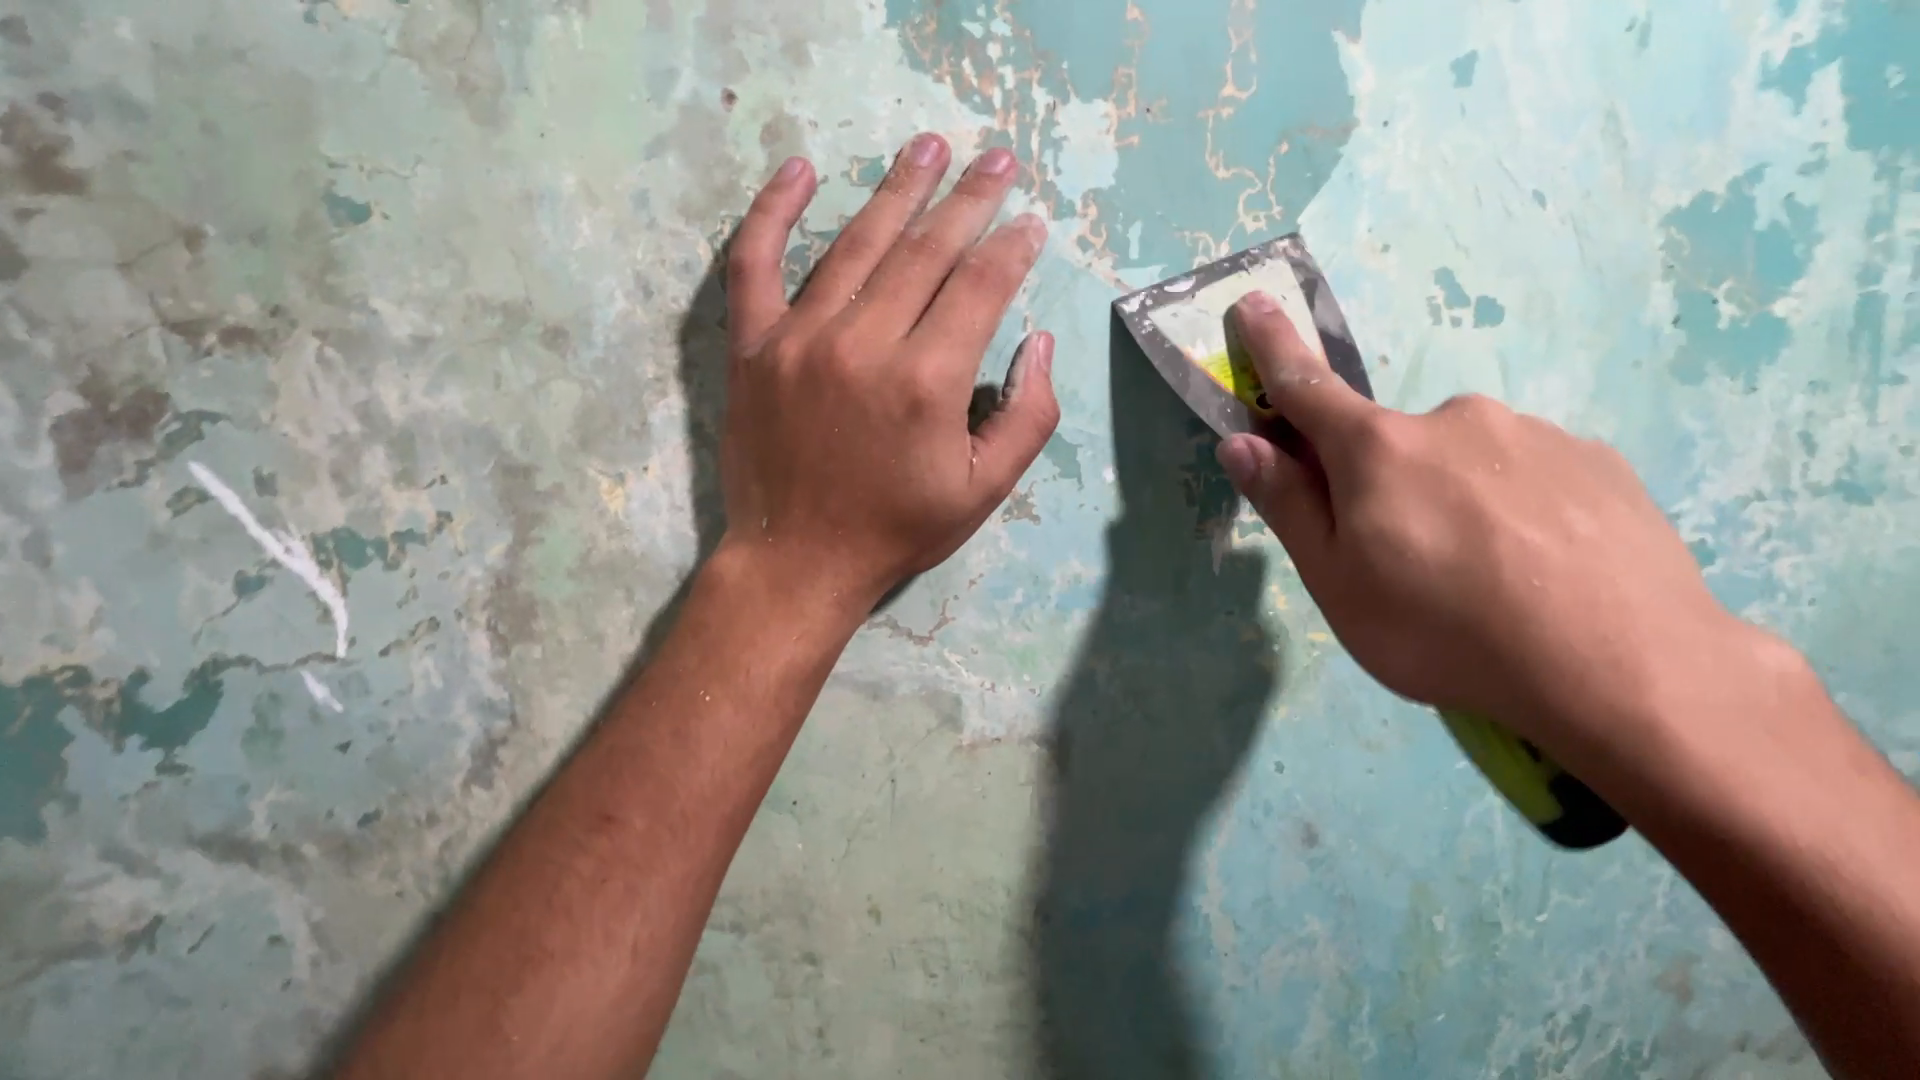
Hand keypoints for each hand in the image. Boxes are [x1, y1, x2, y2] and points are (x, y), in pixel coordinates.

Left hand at [716, 135, 1059, 607]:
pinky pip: (753, 263)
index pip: (979, 287)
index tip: (1030, 222)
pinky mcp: (753, 346)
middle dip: (968, 200)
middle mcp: (864, 343)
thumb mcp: (985, 490)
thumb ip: (1028, 416)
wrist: (796, 561)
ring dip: (897, 190)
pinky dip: (771, 212)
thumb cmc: (896, 528)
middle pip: (925, 251)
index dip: (1011, 247)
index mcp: (927, 381)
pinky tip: (798, 169)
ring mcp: (800, 338)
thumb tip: (1037, 340)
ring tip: (927, 146)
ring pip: (855, 244)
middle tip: (994, 159)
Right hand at [1215, 291, 1769, 761]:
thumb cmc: (1442, 631)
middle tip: (1409, 559)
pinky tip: (1542, 569)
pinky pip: (1530, 474)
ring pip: (1467, 460)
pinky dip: (1519, 508)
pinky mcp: (1598, 461)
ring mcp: (1534, 433)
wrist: (1622, 667)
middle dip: (1384, 482)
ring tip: (1489, 577)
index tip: (1254, 301)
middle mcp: (1454, 419)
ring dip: (1457, 498)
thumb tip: (1241, 442)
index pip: (1306, 385)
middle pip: (1393, 442)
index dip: (1272, 345)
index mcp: (1377, 449)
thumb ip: (1289, 506)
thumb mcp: (1336, 583)